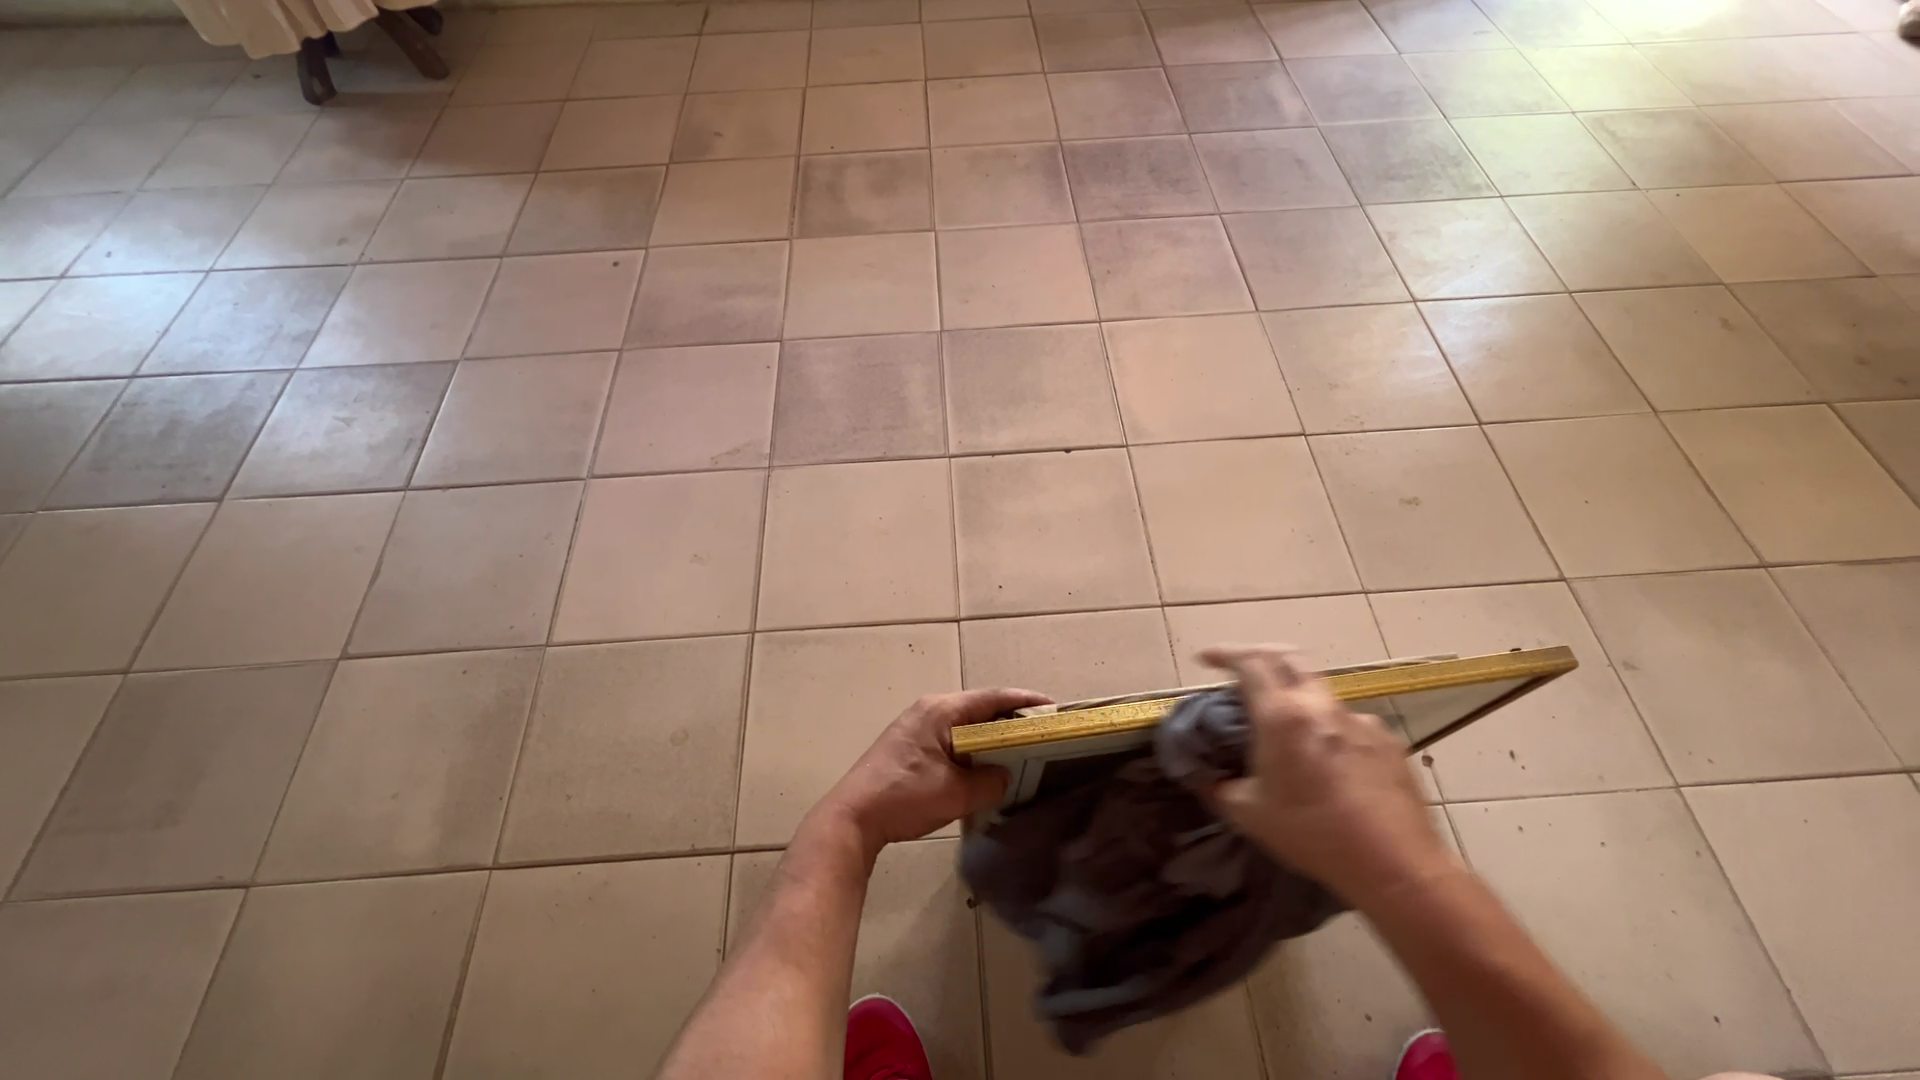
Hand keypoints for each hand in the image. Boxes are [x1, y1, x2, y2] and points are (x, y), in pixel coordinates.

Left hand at [818, 687, 1051, 855]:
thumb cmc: (904, 797)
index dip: (1025, 701)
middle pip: (980, 709)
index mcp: (940, 710)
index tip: (1054, 709)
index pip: (992, 697)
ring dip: (992, 737)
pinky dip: (974, 749)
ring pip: (966, 726)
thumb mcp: (956, 793)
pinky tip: (987, 767)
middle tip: (1043, 733)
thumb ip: (990, 781)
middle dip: (1012, 720)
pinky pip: (953, 739)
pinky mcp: (910, 747)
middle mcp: (929, 710)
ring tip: (1022, 751)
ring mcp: (917, 728)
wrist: (852, 818)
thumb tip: (1006, 776)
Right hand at [1200, 644, 1458, 908]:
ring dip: (1295, 695)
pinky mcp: (1387, 740)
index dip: (1224, 654)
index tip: (1206, 658)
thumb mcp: (1248, 814)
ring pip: (1318, 692)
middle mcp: (1320, 706)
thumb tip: (1205, 775)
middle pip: (1288, 657)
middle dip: (1260, 654)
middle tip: (1241, 665)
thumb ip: (1220, 786)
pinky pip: (1346, 722)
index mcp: (1281, 715)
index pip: (1249, 663)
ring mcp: (1359, 720)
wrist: (1394, 863)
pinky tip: (1325, 759)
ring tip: (1283, 723)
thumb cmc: (1312, 835)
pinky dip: (1326, 727)